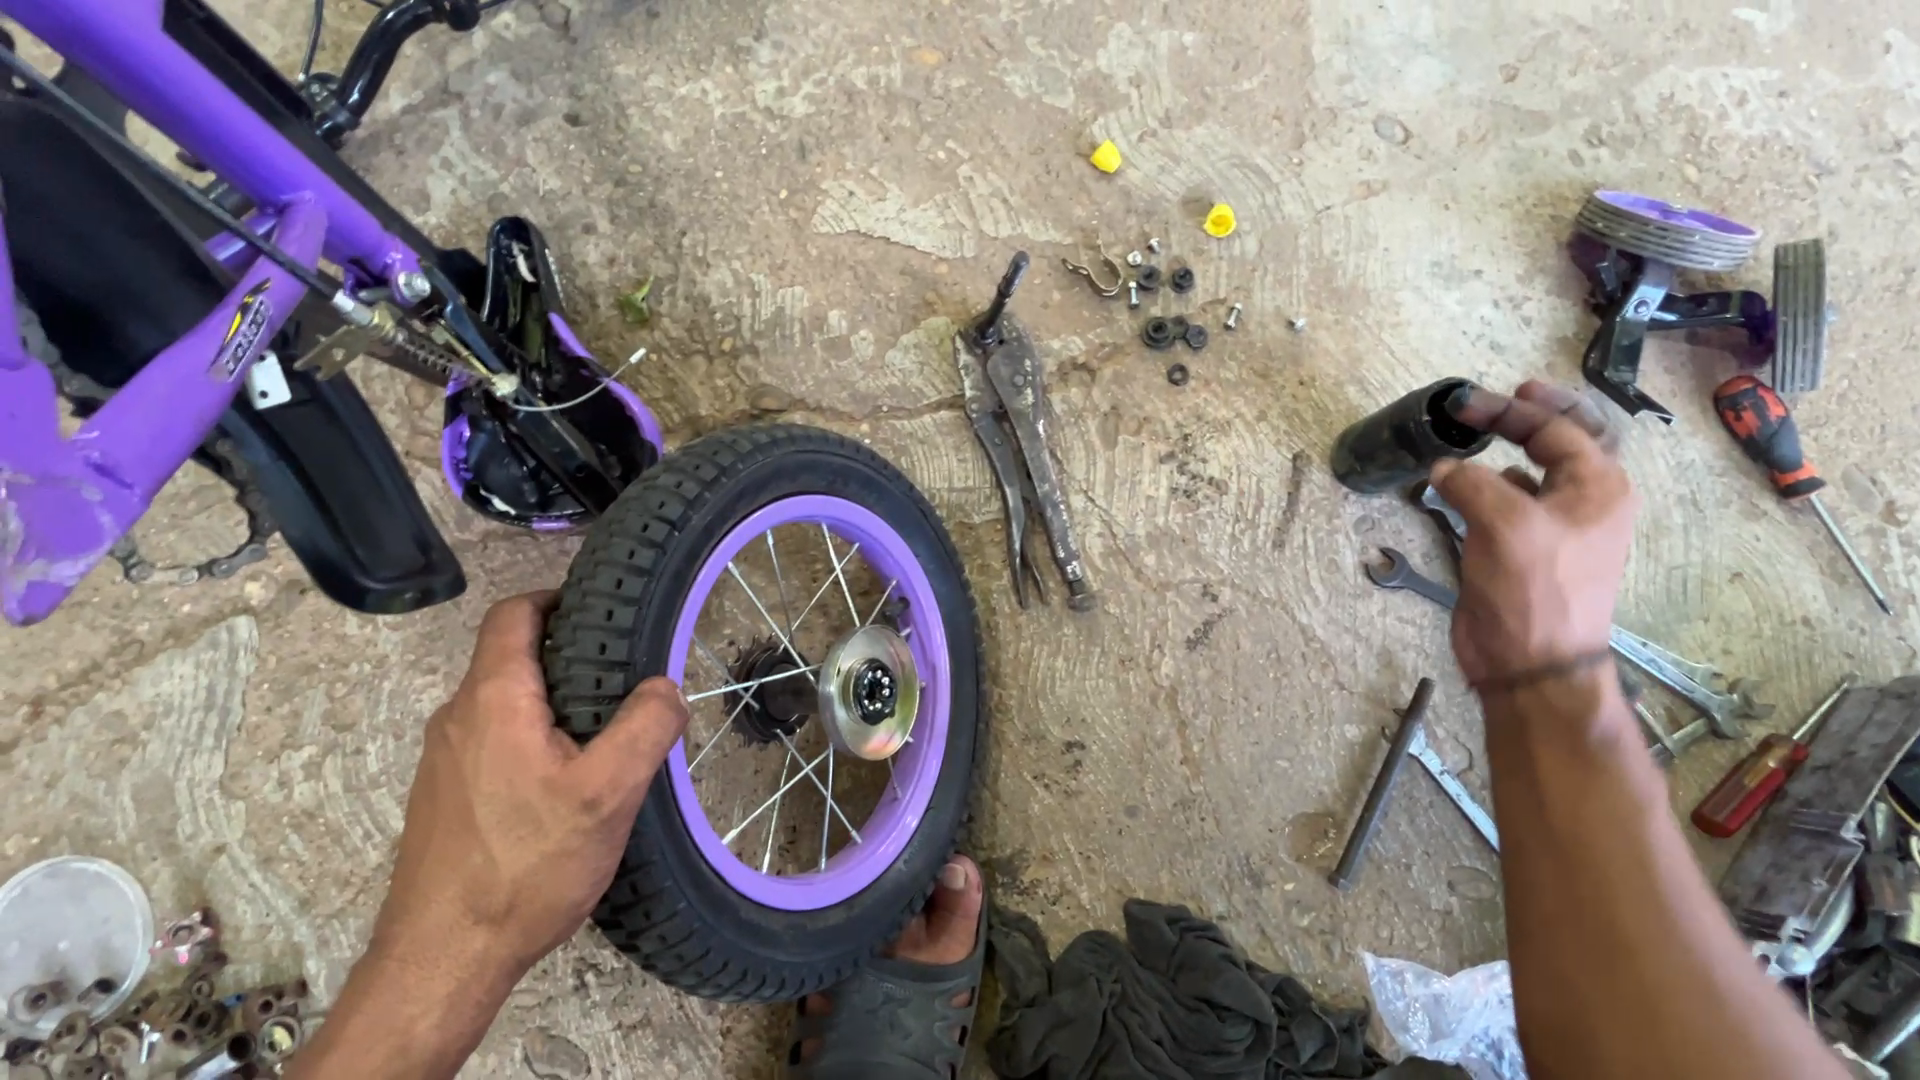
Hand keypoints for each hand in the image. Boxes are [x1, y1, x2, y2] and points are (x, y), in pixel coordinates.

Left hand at [368, 591, 687, 987]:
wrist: (443, 959)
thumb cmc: (527, 864)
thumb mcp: (607, 793)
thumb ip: (646, 727)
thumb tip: (667, 687)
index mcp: (493, 698)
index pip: (514, 614)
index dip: (557, 598)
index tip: (605, 611)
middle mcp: (459, 717)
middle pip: (512, 656)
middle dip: (570, 655)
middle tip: (627, 677)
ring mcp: (446, 759)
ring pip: (507, 702)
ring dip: (556, 701)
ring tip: (610, 732)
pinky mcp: (446, 796)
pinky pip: (496, 740)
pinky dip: (536, 736)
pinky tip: (571, 782)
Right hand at [1432, 381, 1636, 689]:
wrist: (1530, 661)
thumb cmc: (1532, 589)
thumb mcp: (1504, 524)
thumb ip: (1471, 482)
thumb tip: (1444, 469)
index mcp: (1598, 488)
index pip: (1561, 429)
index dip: (1514, 409)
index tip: (1466, 402)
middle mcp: (1583, 502)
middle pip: (1565, 441)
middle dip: (1530, 417)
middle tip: (1495, 401)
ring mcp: (1553, 528)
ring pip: (1534, 473)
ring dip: (1506, 451)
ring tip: (1472, 440)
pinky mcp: (1522, 551)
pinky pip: (1508, 504)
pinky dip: (1486, 487)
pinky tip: (1463, 489)